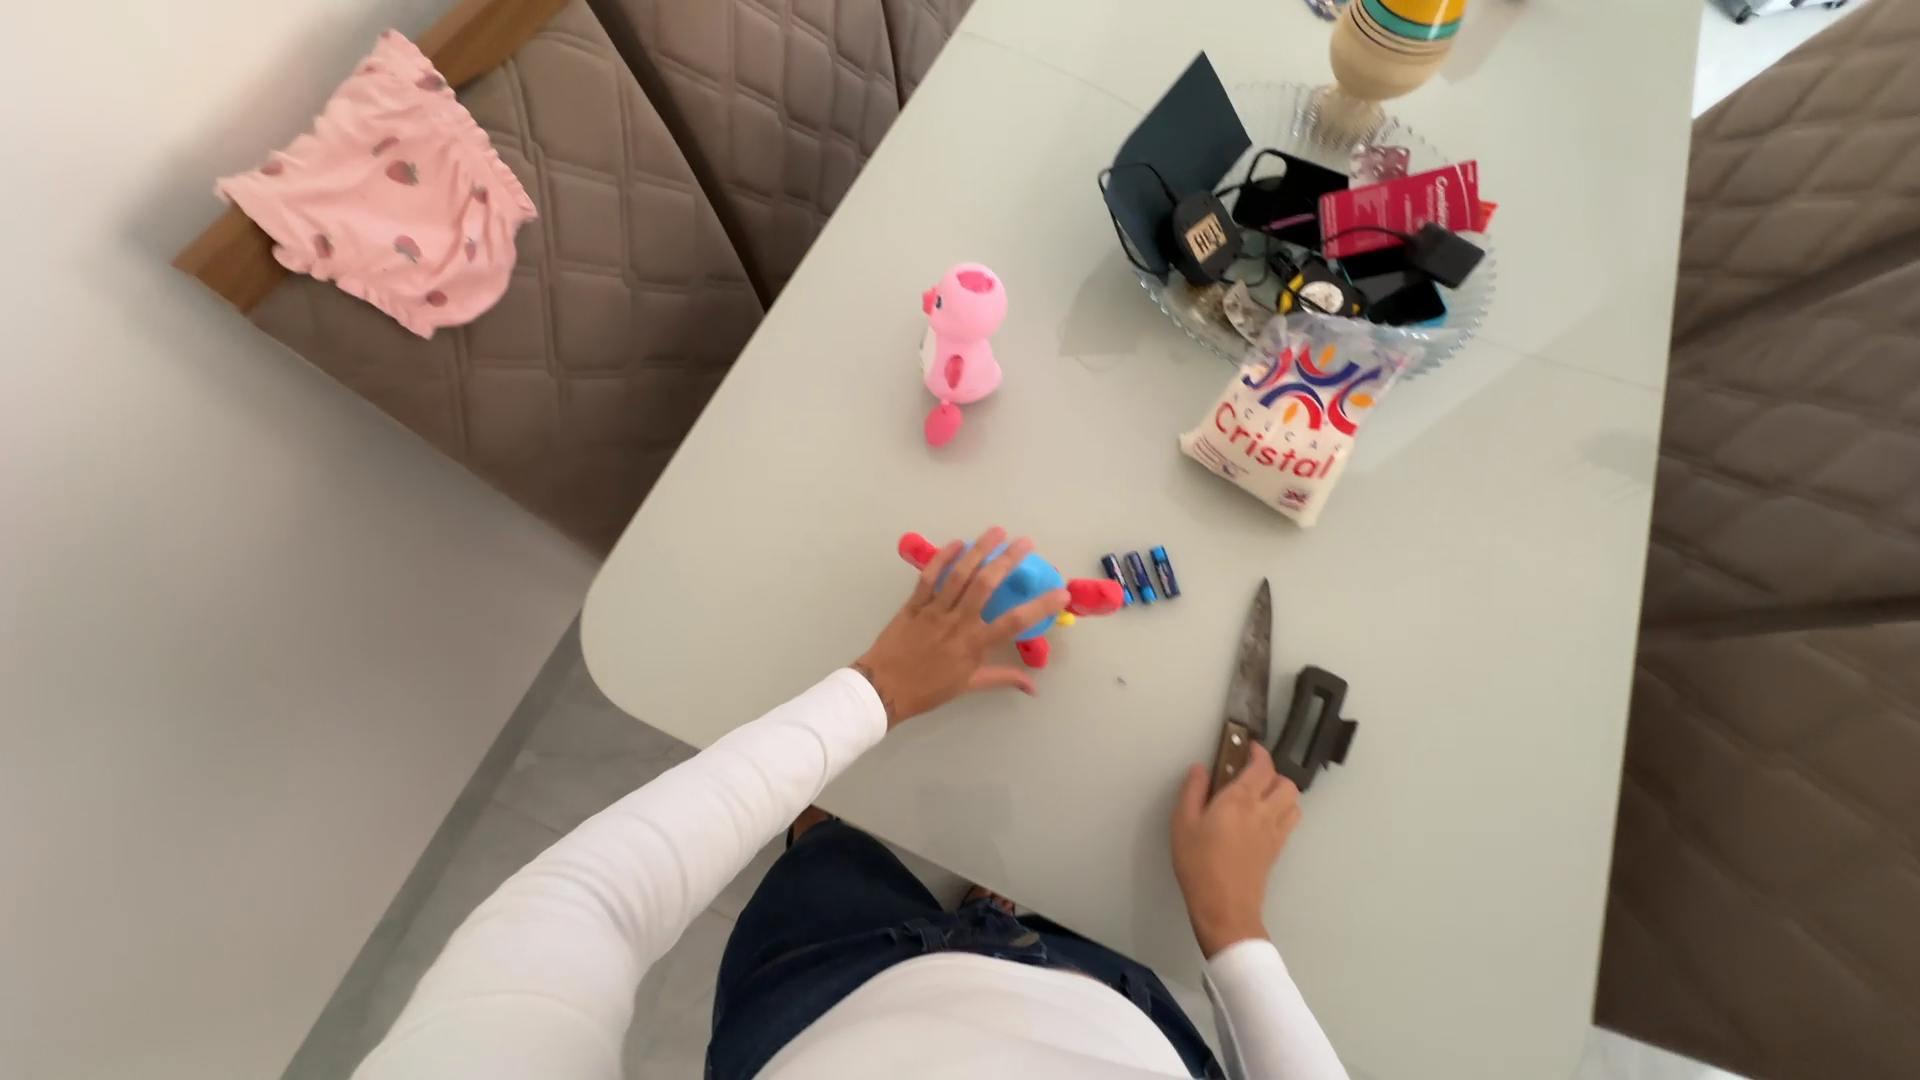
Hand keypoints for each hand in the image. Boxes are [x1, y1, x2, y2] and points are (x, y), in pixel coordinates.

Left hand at [853, 526, 1068, 727]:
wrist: (884, 689)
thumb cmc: (929, 689)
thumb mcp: (969, 685)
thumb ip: (1002, 678)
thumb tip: (1033, 685)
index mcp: (974, 645)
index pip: (1014, 623)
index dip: (1040, 606)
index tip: (1061, 592)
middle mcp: (957, 623)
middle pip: (985, 584)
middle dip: (1007, 560)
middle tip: (1025, 542)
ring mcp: (934, 610)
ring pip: (958, 574)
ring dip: (979, 549)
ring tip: (996, 531)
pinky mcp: (913, 604)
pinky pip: (929, 577)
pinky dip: (942, 558)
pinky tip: (956, 542)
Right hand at [1170, 742, 1301, 957]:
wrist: (1224, 907)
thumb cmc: (1199, 862)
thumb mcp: (1183, 822)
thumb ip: (1193, 790)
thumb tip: (1201, 769)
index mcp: (1240, 800)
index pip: (1261, 767)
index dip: (1258, 752)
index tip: (1248, 747)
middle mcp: (1264, 812)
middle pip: (1286, 783)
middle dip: (1273, 772)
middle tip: (1252, 773)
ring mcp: (1275, 833)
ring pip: (1294, 803)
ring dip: (1281, 792)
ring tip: (1259, 794)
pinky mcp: (1277, 851)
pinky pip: (1290, 822)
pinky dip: (1282, 811)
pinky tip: (1261, 818)